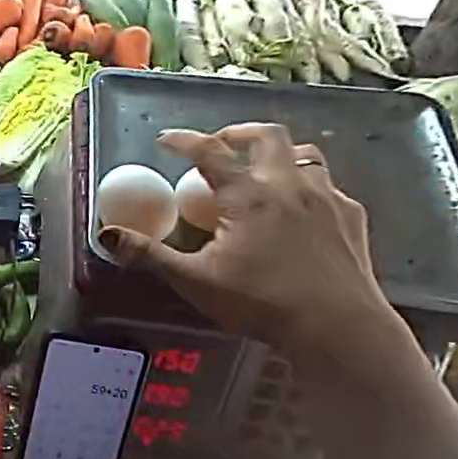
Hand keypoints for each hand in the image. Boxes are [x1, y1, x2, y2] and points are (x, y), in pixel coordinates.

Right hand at [100, 123, 400, 358]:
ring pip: (303, 153)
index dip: (183, 141)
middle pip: (266, 136)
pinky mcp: (350, 216)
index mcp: (247, 195)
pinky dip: (304, 184)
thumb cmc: (259, 303)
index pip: (209, 153)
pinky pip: (327, 185)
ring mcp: (326, 197)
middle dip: (237, 133)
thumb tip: (107, 236)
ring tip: (258, 169)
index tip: (164, 140)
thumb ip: (150, 255)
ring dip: (276, 153)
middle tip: (217, 144)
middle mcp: (288, 185)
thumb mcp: (193, 280)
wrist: (336, 325)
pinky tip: (296, 208)